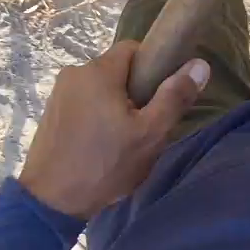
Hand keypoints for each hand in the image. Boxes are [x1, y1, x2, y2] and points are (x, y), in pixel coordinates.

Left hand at [17, 42, 210, 219]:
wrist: (51, 201)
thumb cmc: (105, 165)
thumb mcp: (149, 134)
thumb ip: (174, 98)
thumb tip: (200, 65)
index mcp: (98, 70)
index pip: (133, 49)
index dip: (153, 67)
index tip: (161, 97)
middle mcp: (74, 73)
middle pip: (116, 70)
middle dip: (135, 92)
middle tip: (145, 126)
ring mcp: (58, 93)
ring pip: (99, 89)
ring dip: (115, 107)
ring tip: (123, 141)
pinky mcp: (50, 113)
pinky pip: (82, 104)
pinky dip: (96, 118)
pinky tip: (101, 146)